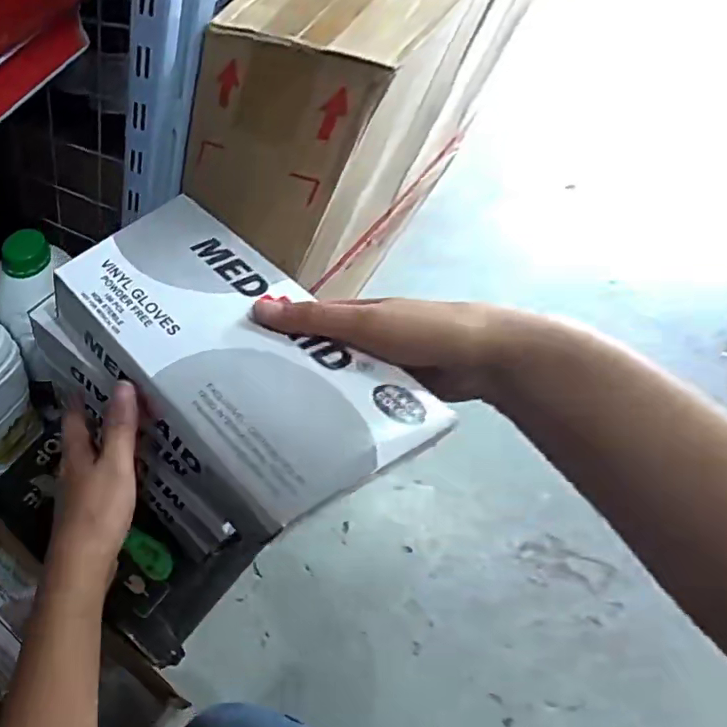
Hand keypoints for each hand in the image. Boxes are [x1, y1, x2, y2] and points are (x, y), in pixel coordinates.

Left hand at [50, 381, 142, 586]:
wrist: (83, 562)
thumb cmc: (98, 511)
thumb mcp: (115, 465)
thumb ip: (119, 429)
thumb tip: (121, 386)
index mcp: (74, 454)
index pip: (73, 416)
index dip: (80, 396)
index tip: (89, 377)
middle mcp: (70, 469)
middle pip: (78, 437)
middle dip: (92, 417)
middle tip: (115, 398)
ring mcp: (76, 491)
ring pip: (88, 458)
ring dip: (102, 442)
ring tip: (125, 429)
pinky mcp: (86, 510)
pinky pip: (98, 478)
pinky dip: (110, 466)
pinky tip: (123, 471)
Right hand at [252, 296, 548, 402]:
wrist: (492, 359)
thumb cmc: (425, 329)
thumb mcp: (362, 322)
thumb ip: (311, 319)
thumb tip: (256, 307)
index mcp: (350, 315)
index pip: (299, 322)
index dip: (269, 330)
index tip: (234, 346)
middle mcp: (357, 339)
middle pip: (309, 352)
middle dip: (282, 364)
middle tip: (240, 385)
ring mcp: (371, 366)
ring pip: (327, 377)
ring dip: (306, 388)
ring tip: (265, 409)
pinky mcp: (385, 391)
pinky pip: (348, 397)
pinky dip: (332, 405)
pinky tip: (307, 419)